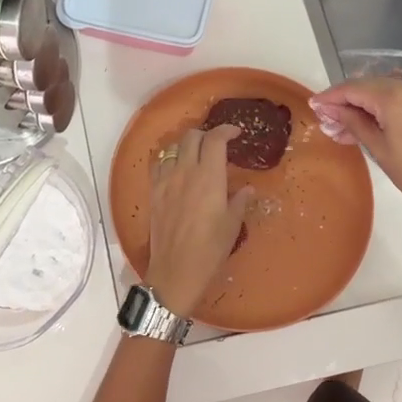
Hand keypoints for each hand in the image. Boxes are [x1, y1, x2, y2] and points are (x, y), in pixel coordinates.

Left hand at [145, 125, 255, 314]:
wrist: (176, 270)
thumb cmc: (210, 250)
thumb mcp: (232, 226)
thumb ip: (239, 202)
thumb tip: (247, 189)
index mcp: (209, 177)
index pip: (215, 139)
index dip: (225, 131)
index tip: (235, 133)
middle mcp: (185, 172)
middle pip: (191, 137)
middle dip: (206, 135)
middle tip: (217, 144)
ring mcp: (166, 180)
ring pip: (173, 148)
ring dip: (186, 145)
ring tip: (197, 155)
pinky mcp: (154, 192)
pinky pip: (159, 164)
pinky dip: (169, 159)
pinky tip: (176, 169)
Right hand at [309, 78, 401, 224]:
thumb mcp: (380, 149)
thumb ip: (354, 123)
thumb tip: (330, 109)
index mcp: (394, 95)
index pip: (352, 88)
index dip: (330, 97)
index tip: (312, 107)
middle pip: (367, 87)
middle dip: (344, 102)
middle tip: (325, 122)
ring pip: (382, 94)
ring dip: (361, 108)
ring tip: (341, 130)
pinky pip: (397, 101)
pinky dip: (379, 111)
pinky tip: (366, 128)